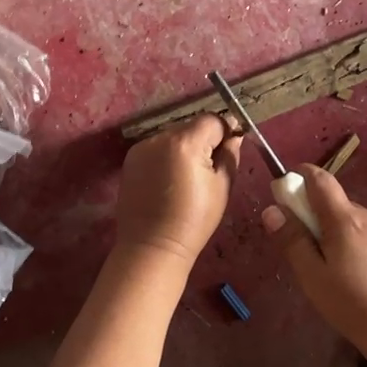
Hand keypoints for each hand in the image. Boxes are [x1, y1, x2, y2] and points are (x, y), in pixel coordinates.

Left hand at [114, 114, 240, 264]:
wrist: (153, 246)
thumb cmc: (194, 221)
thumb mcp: (222, 187)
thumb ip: (230, 155)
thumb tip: (235, 135)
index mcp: (186, 143)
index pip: (213, 120)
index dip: (224, 132)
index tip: (228, 151)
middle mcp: (160, 137)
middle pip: (191, 126)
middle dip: (203, 141)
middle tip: (208, 169)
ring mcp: (142, 147)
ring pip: (173, 137)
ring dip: (184, 148)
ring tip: (186, 178)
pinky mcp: (131, 160)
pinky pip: (157, 148)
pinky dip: (166, 157)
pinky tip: (168, 181)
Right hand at [262, 166, 366, 353]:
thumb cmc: (352, 305)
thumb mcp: (312, 277)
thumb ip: (292, 240)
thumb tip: (273, 210)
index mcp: (345, 220)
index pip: (320, 179)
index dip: (300, 176)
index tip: (286, 187)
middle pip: (337, 203)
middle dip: (318, 215)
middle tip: (307, 249)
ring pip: (356, 221)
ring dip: (340, 232)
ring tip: (337, 269)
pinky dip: (360, 244)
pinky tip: (363, 276)